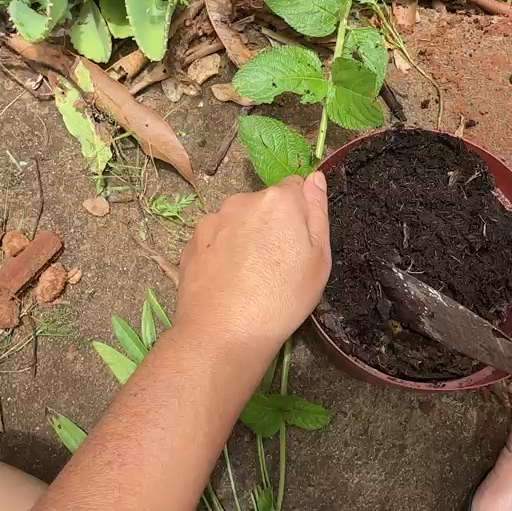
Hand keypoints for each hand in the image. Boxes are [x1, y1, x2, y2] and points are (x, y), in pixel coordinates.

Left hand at [173, 173, 331, 356]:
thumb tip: (315, 177)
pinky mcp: (192, 242)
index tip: (299, 243)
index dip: (300, 214)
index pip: (296, 188)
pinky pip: (216, 239)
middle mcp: (242, 200)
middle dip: (271, 225)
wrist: (223, 333)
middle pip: (265, 205)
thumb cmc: (282, 298)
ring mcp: (213, 220)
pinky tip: (228, 280)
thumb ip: (317, 211)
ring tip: (249, 276)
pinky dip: (223, 252)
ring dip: (245, 237)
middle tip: (276, 264)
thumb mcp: (319, 258)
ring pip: (238, 221)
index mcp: (279, 200)